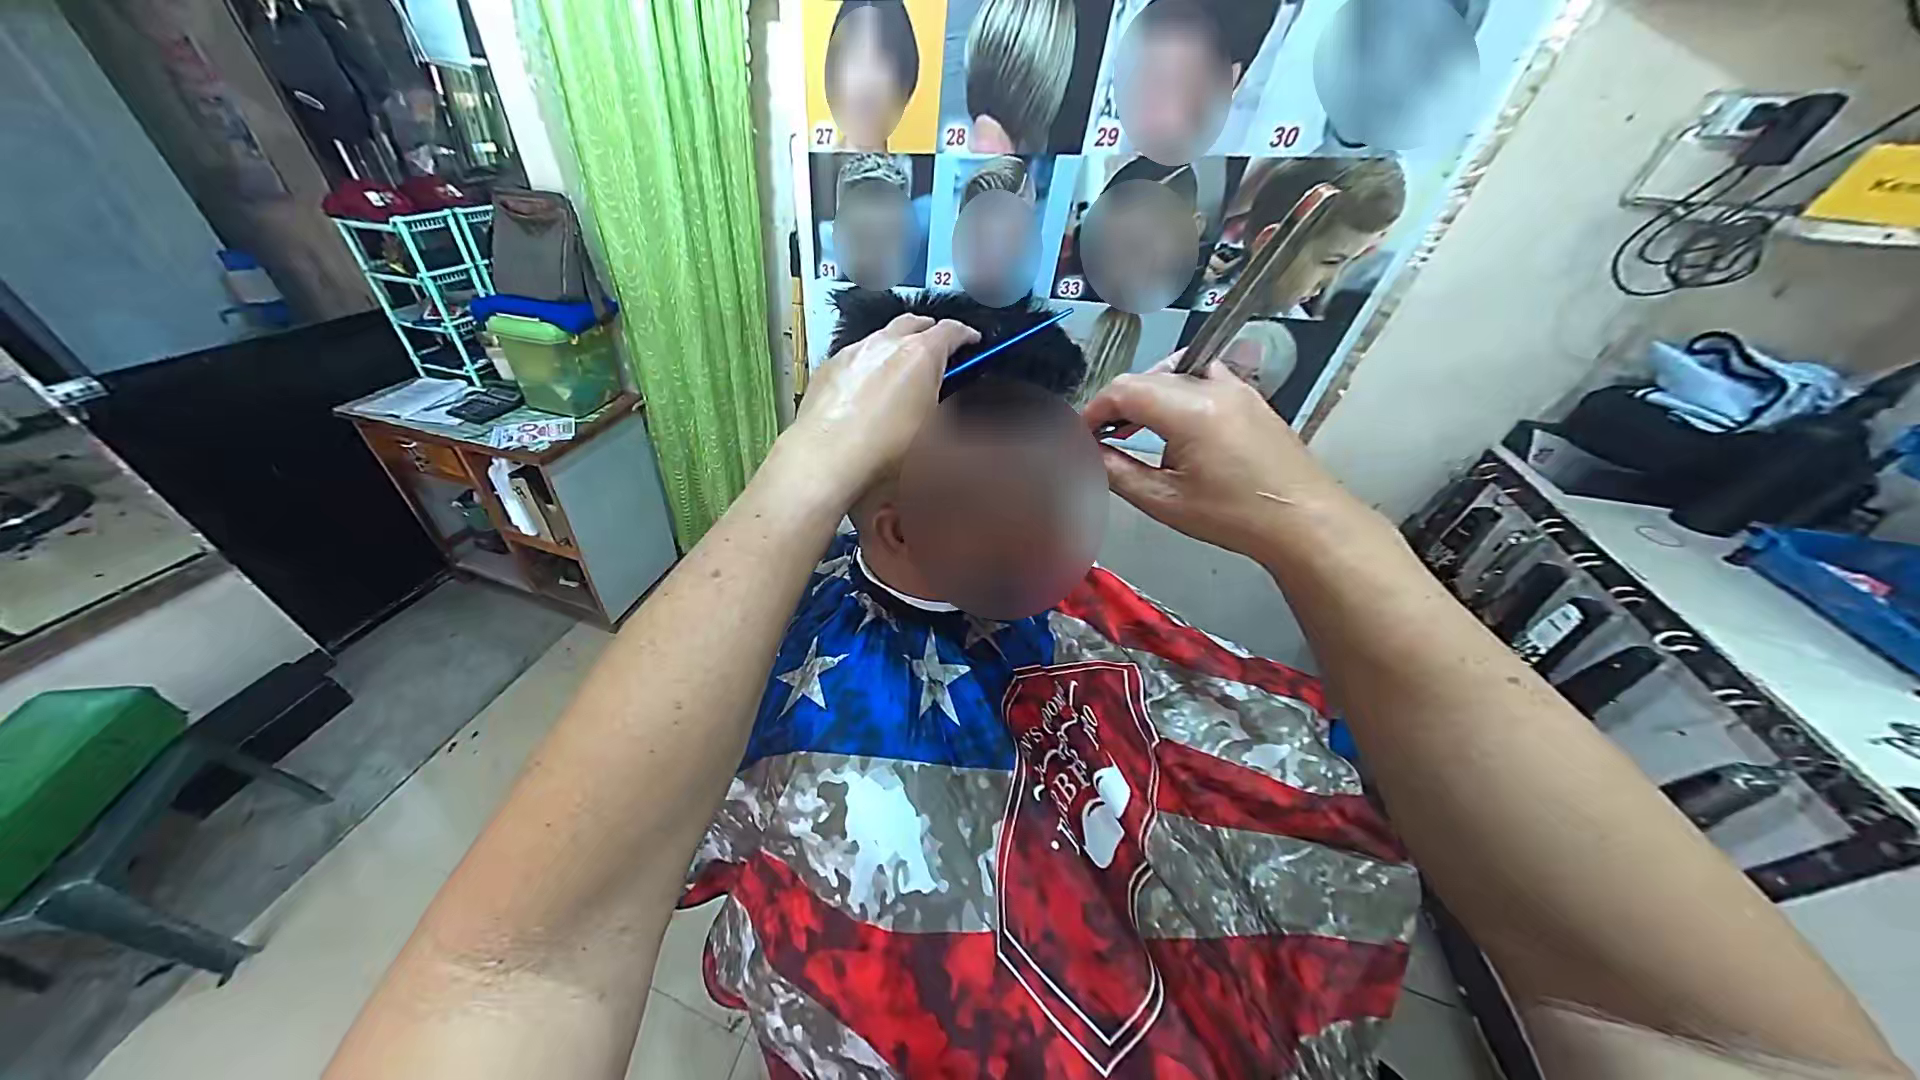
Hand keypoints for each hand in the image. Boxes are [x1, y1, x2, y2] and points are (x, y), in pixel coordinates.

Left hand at [778, 314, 979, 507]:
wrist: (827, 460)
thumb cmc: (885, 452)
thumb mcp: (935, 439)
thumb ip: (947, 412)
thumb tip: (949, 406)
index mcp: (921, 354)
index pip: (951, 330)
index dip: (965, 334)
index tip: (971, 340)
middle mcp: (886, 343)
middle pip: (913, 322)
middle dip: (929, 331)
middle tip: (939, 346)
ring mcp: (853, 352)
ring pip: (881, 336)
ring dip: (896, 345)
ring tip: (902, 367)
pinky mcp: (828, 368)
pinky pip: (855, 355)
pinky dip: (868, 363)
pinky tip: (867, 386)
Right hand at [1082, 363, 1386, 562]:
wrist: (1303, 519)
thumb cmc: (1233, 515)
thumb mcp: (1164, 500)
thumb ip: (1117, 471)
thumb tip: (1088, 454)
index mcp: (1191, 410)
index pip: (1124, 390)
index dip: (1094, 410)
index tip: (1081, 435)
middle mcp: (1213, 386)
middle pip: (1145, 378)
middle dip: (1115, 404)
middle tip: (1100, 439)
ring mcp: (1235, 386)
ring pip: (1171, 372)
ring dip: (1144, 396)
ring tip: (1130, 430)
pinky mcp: (1248, 395)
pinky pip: (1198, 378)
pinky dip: (1173, 394)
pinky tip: (1170, 425)